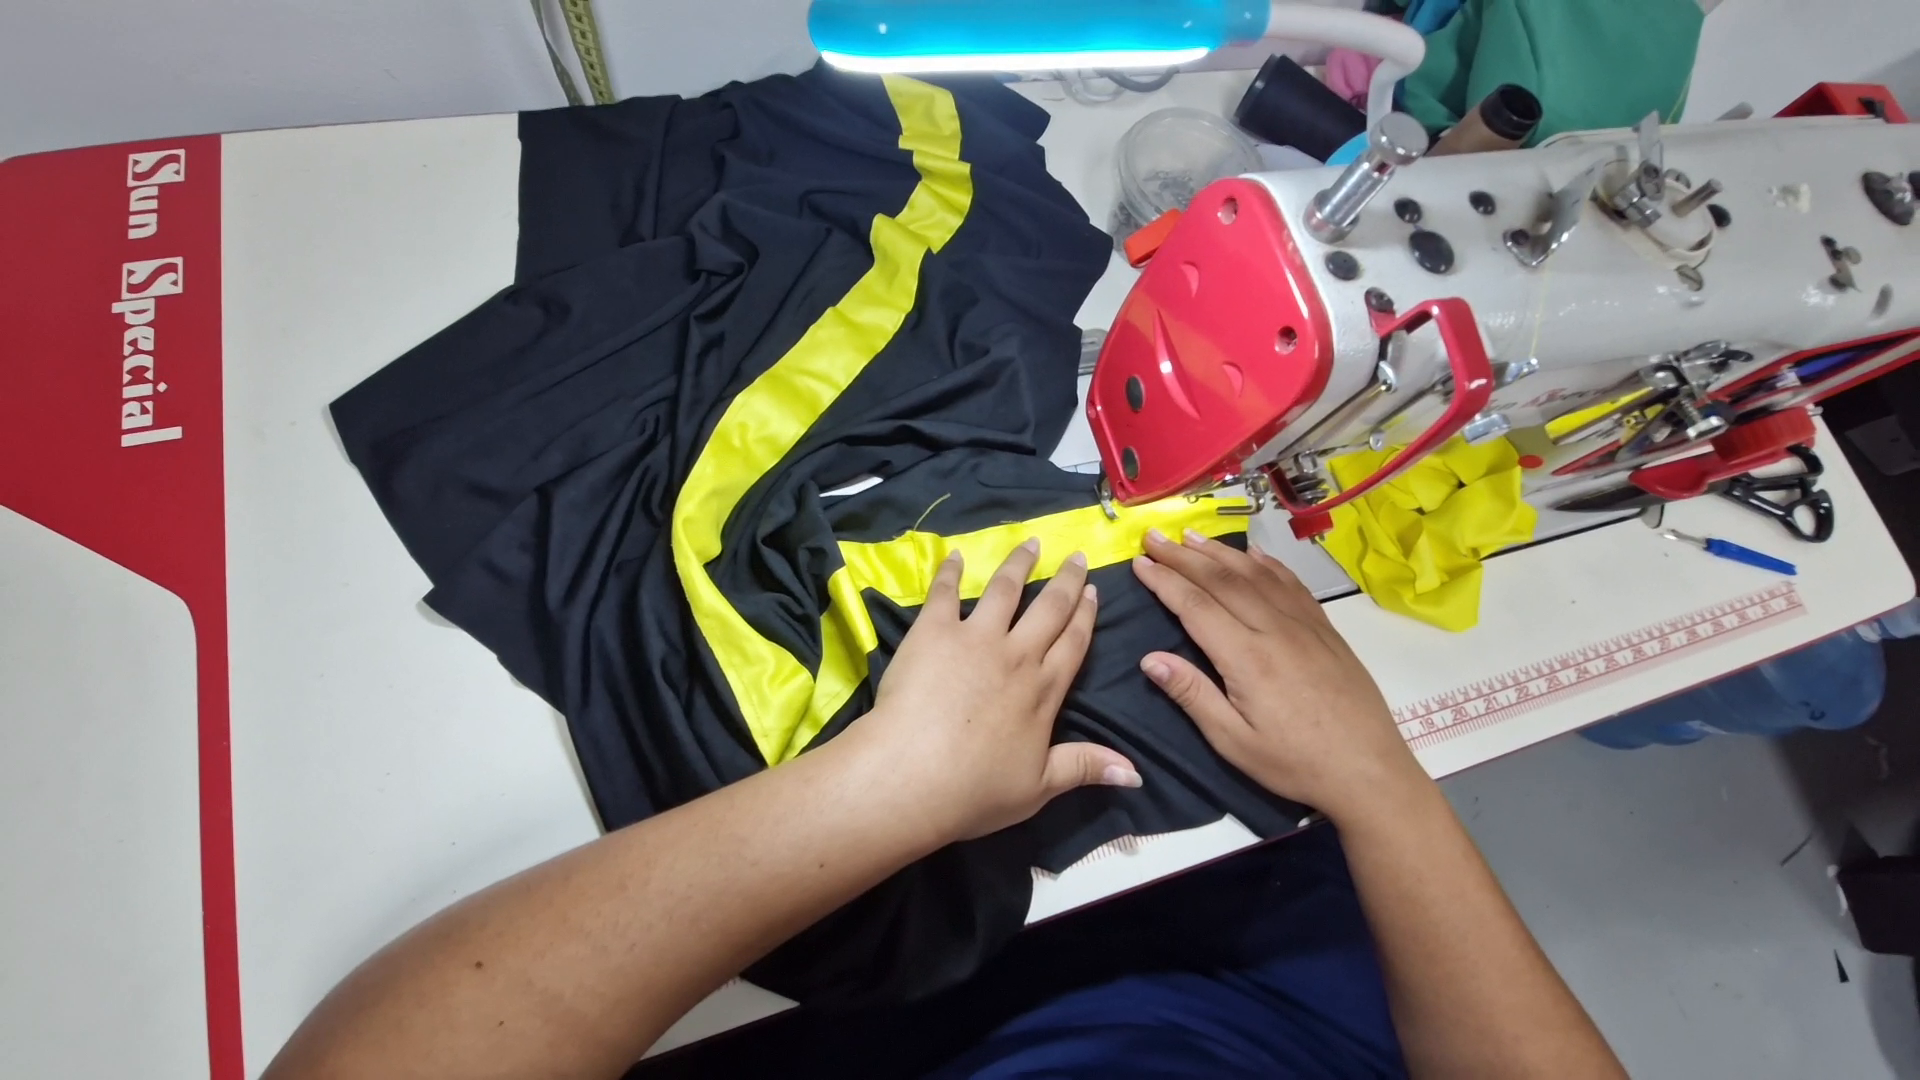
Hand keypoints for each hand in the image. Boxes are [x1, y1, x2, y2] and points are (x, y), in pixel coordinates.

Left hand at [843, 540, 1140, 844]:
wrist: (913, 773)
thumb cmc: (976, 788)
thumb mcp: (1039, 788)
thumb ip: (1085, 768)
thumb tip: (1136, 771)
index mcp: (1043, 690)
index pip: (1073, 643)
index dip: (1085, 615)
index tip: (1092, 590)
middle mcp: (1017, 655)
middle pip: (1049, 609)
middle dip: (1065, 581)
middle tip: (1075, 557)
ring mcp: (975, 638)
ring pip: (1005, 591)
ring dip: (1019, 565)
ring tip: (1029, 544)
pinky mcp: (933, 631)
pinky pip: (945, 593)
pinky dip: (951, 572)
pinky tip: (956, 556)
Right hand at [1130, 529, 1424, 822]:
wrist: (1370, 772)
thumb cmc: (1294, 762)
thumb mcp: (1234, 742)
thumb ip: (1192, 695)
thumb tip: (1149, 658)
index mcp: (1247, 658)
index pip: (1195, 606)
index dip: (1164, 581)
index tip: (1139, 562)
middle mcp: (1274, 629)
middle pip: (1221, 580)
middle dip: (1183, 556)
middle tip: (1153, 537)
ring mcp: (1304, 625)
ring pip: (1255, 575)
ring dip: (1219, 552)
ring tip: (1191, 536)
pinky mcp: (1325, 629)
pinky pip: (1291, 584)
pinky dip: (1267, 563)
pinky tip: (1252, 554)